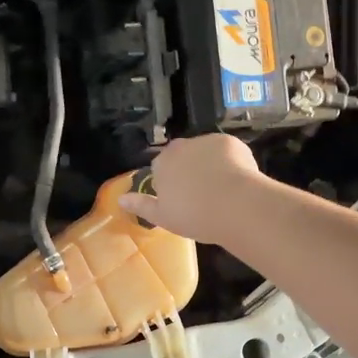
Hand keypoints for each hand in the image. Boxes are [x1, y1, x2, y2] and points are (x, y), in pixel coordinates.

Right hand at [117, 134, 264, 244]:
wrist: (235, 206)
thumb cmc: (194, 215)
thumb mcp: (162, 217)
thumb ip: (141, 205)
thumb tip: (121, 200)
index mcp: (162, 163)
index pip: (160, 168)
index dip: (170, 184)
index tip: (180, 200)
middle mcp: (181, 146)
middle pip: (182, 156)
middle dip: (188, 169)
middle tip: (200, 195)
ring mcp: (207, 141)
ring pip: (205, 152)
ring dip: (209, 164)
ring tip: (222, 189)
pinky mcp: (230, 141)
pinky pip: (227, 151)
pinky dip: (230, 162)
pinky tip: (237, 180)